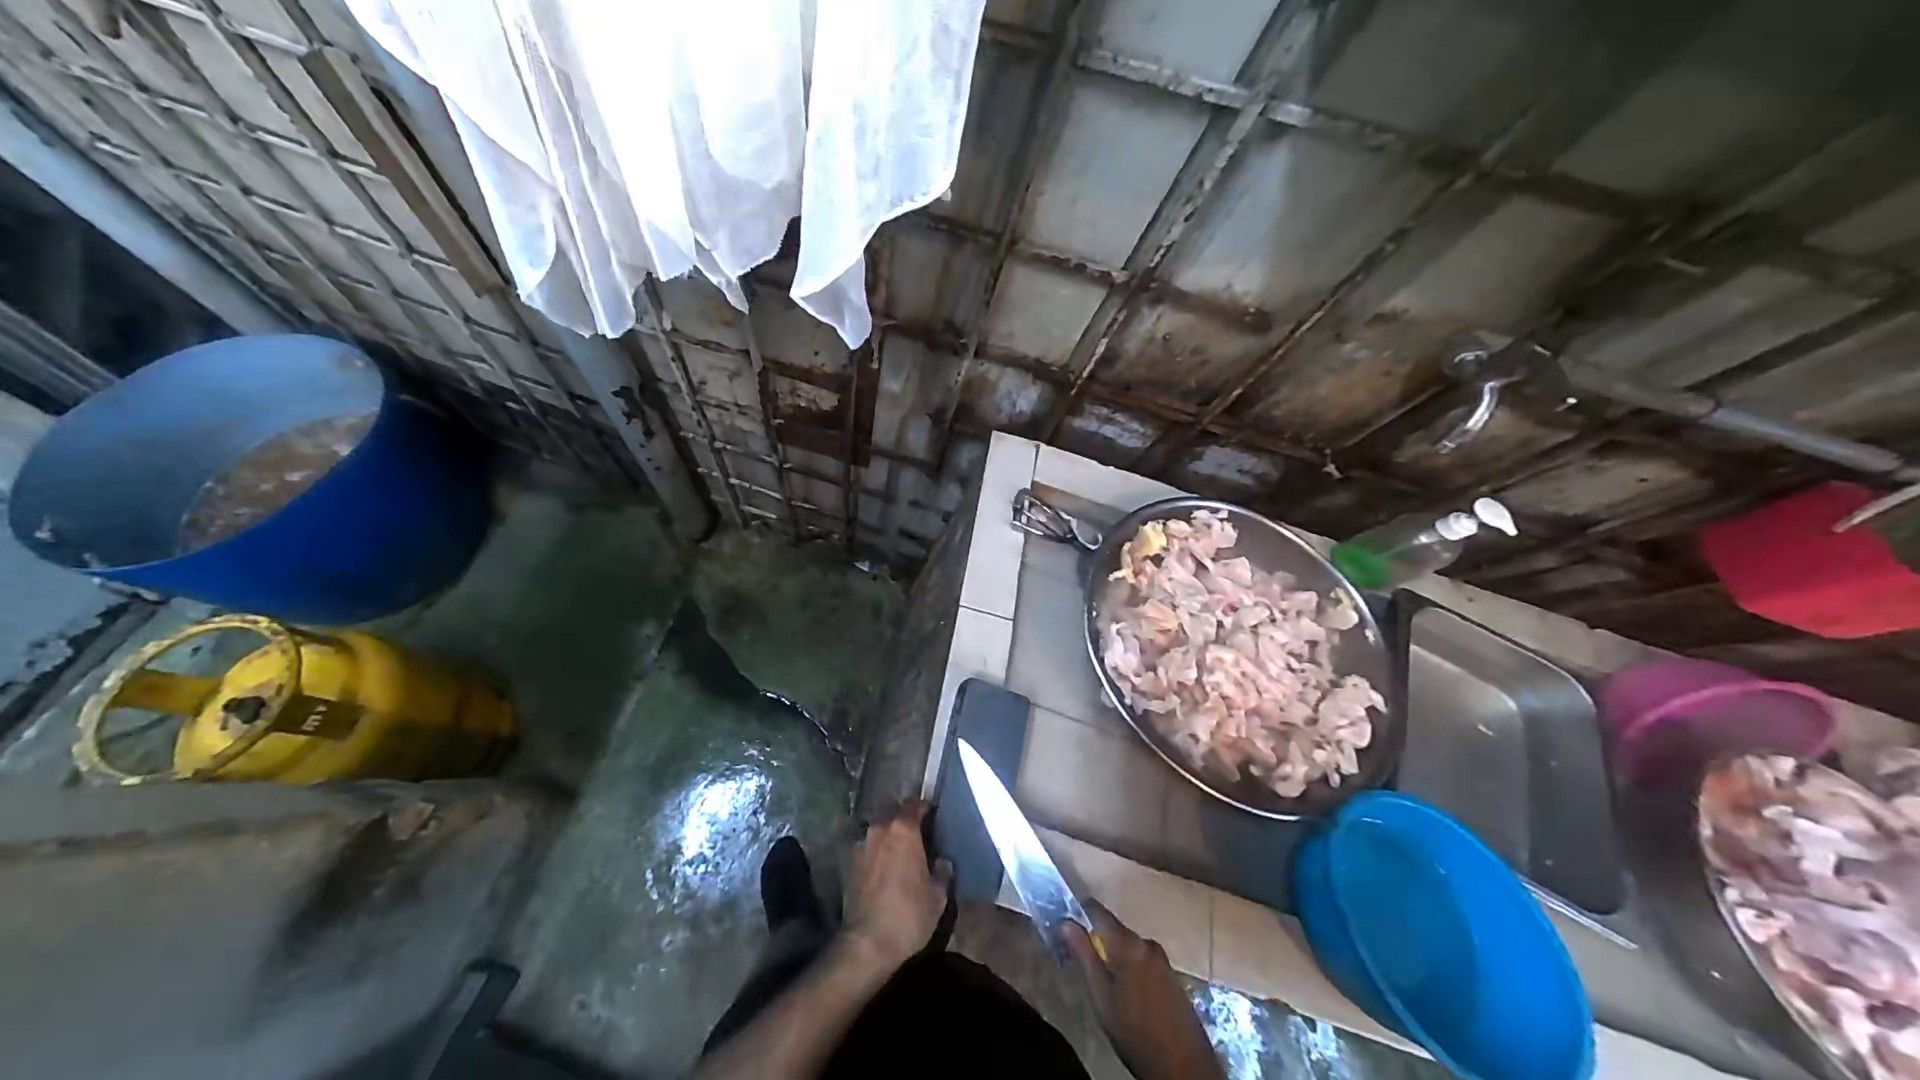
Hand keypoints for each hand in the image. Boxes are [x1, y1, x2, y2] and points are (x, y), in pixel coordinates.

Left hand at [840, 799, 951, 969]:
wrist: (867, 941)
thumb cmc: (909, 914)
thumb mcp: (937, 896)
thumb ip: (942, 873)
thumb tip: (942, 862)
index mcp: (904, 830)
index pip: (914, 804)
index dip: (924, 807)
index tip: (932, 815)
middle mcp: (880, 829)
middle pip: (894, 813)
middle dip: (905, 820)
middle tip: (917, 833)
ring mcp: (861, 844)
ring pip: (878, 830)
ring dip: (889, 835)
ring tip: (899, 850)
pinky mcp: (849, 863)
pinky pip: (867, 847)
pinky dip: (876, 851)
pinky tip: (883, 866)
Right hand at [1064, 902, 1224, 1079]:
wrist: (1183, 1067)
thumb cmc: (1134, 1031)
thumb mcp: (1101, 996)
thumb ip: (1084, 955)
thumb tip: (1066, 922)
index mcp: (1129, 944)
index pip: (1098, 911)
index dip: (1080, 914)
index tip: (1066, 925)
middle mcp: (1148, 944)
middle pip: (1115, 930)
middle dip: (1098, 941)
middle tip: (1084, 965)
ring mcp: (1164, 960)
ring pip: (1130, 948)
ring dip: (1116, 958)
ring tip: (1106, 985)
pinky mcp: (1173, 976)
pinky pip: (1144, 961)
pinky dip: (1132, 969)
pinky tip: (1129, 995)